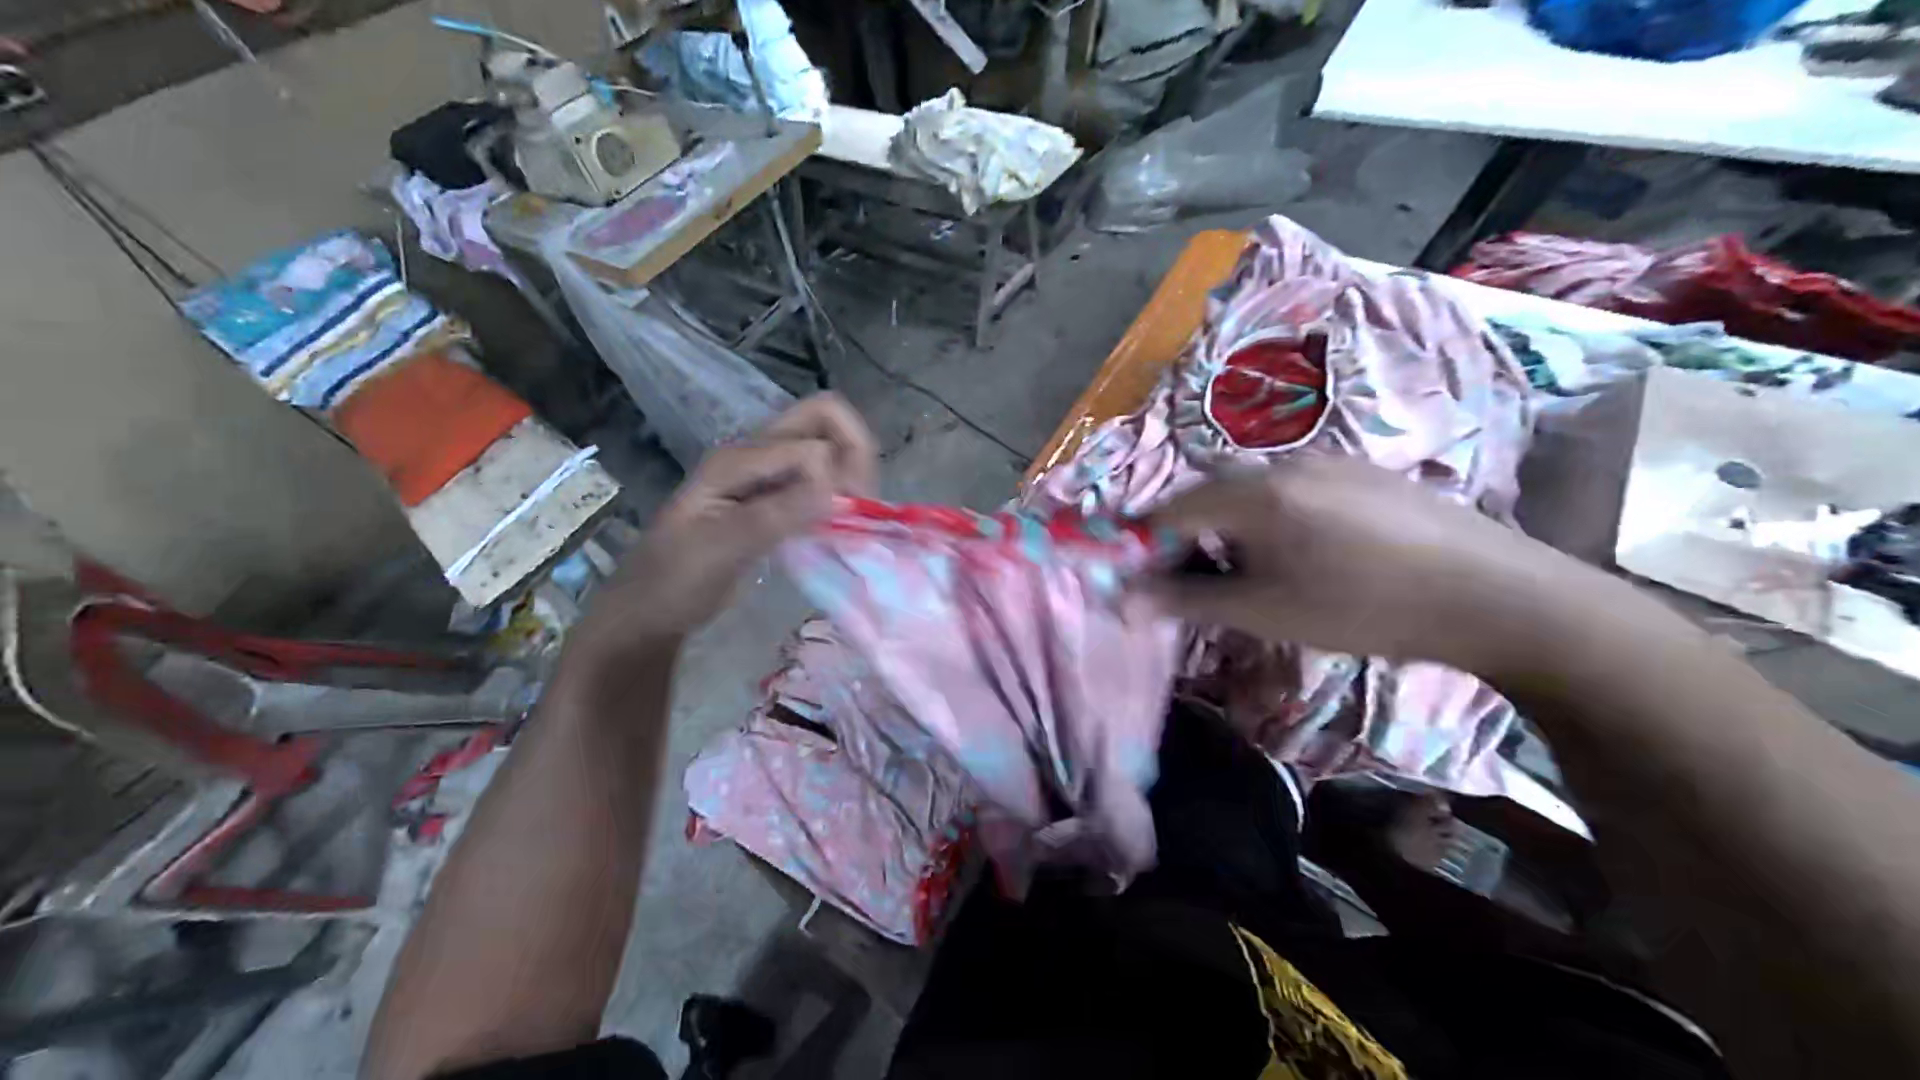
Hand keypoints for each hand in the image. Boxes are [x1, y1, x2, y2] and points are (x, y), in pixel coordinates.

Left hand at [568, 395, 877, 665]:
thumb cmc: (676, 579)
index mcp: (738, 460)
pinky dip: (837, 496)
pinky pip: (816, 483)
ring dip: (848, 473)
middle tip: (862, 500)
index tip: (848, 516)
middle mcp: (754, 457)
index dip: (841, 471)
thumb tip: (834, 482)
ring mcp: (764, 478)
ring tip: (853, 517)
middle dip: (853, 450)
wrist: (650, 611)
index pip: (812, 442)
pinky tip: (839, 527)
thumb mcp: (724, 547)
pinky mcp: (772, 503)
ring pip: (823, 450)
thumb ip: (778, 512)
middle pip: (821, 421)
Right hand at [1135, 456, 1577, 674]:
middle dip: (1189, 535)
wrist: (1494, 596)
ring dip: (1232, 525)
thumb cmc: (1363, 608)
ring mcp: (1330, 461)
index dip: (1147, 543)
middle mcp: (1285, 463)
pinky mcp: (1364, 472)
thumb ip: (1187, 600)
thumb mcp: (1265, 612)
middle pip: (1210, 493)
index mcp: (1255, 493)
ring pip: (1252, 489)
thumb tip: (1124, 599)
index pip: (1172, 509)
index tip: (1143, 578)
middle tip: (1197, 580)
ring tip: (1253, 572)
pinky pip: (1294, 487)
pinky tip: (1305, 554)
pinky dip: (1273, 516)